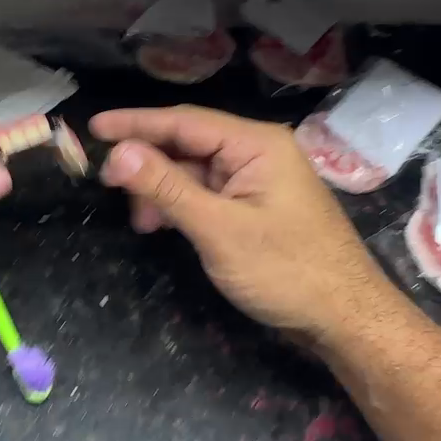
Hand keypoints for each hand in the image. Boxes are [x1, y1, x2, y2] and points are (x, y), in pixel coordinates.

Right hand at [90, 106, 404, 340]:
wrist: (346, 320)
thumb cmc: (286, 272)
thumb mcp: (217, 229)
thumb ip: (166, 187)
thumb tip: (118, 153)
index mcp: (256, 144)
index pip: (183, 121)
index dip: (135, 123)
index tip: (93, 127)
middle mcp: (256, 152)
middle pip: (186, 144)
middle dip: (146, 164)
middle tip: (108, 185)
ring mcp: (257, 180)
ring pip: (193, 171)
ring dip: (161, 191)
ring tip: (140, 221)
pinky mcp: (254, 206)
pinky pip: (206, 193)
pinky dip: (180, 206)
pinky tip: (162, 225)